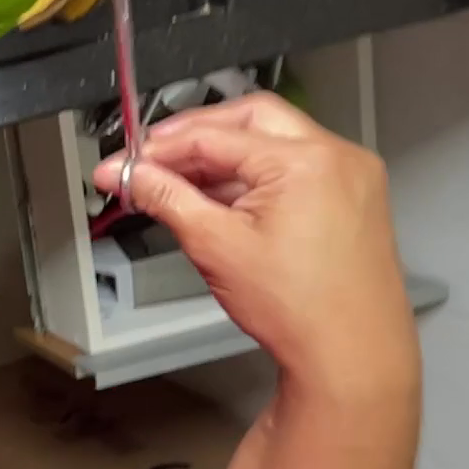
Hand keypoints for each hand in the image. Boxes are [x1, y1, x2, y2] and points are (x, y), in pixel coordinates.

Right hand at [94, 94, 419, 401]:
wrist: (349, 350)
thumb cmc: (296, 303)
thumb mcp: (212, 242)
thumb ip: (163, 197)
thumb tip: (124, 174)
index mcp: (306, 162)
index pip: (211, 135)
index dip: (155, 150)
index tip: (119, 166)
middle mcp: (335, 157)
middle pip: (247, 118)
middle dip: (191, 135)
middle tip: (147, 159)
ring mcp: (345, 175)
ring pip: (266, 140)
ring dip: (215, 156)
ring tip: (171, 185)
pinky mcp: (345, 195)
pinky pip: (285, 166)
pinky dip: (242, 174)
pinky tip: (208, 198)